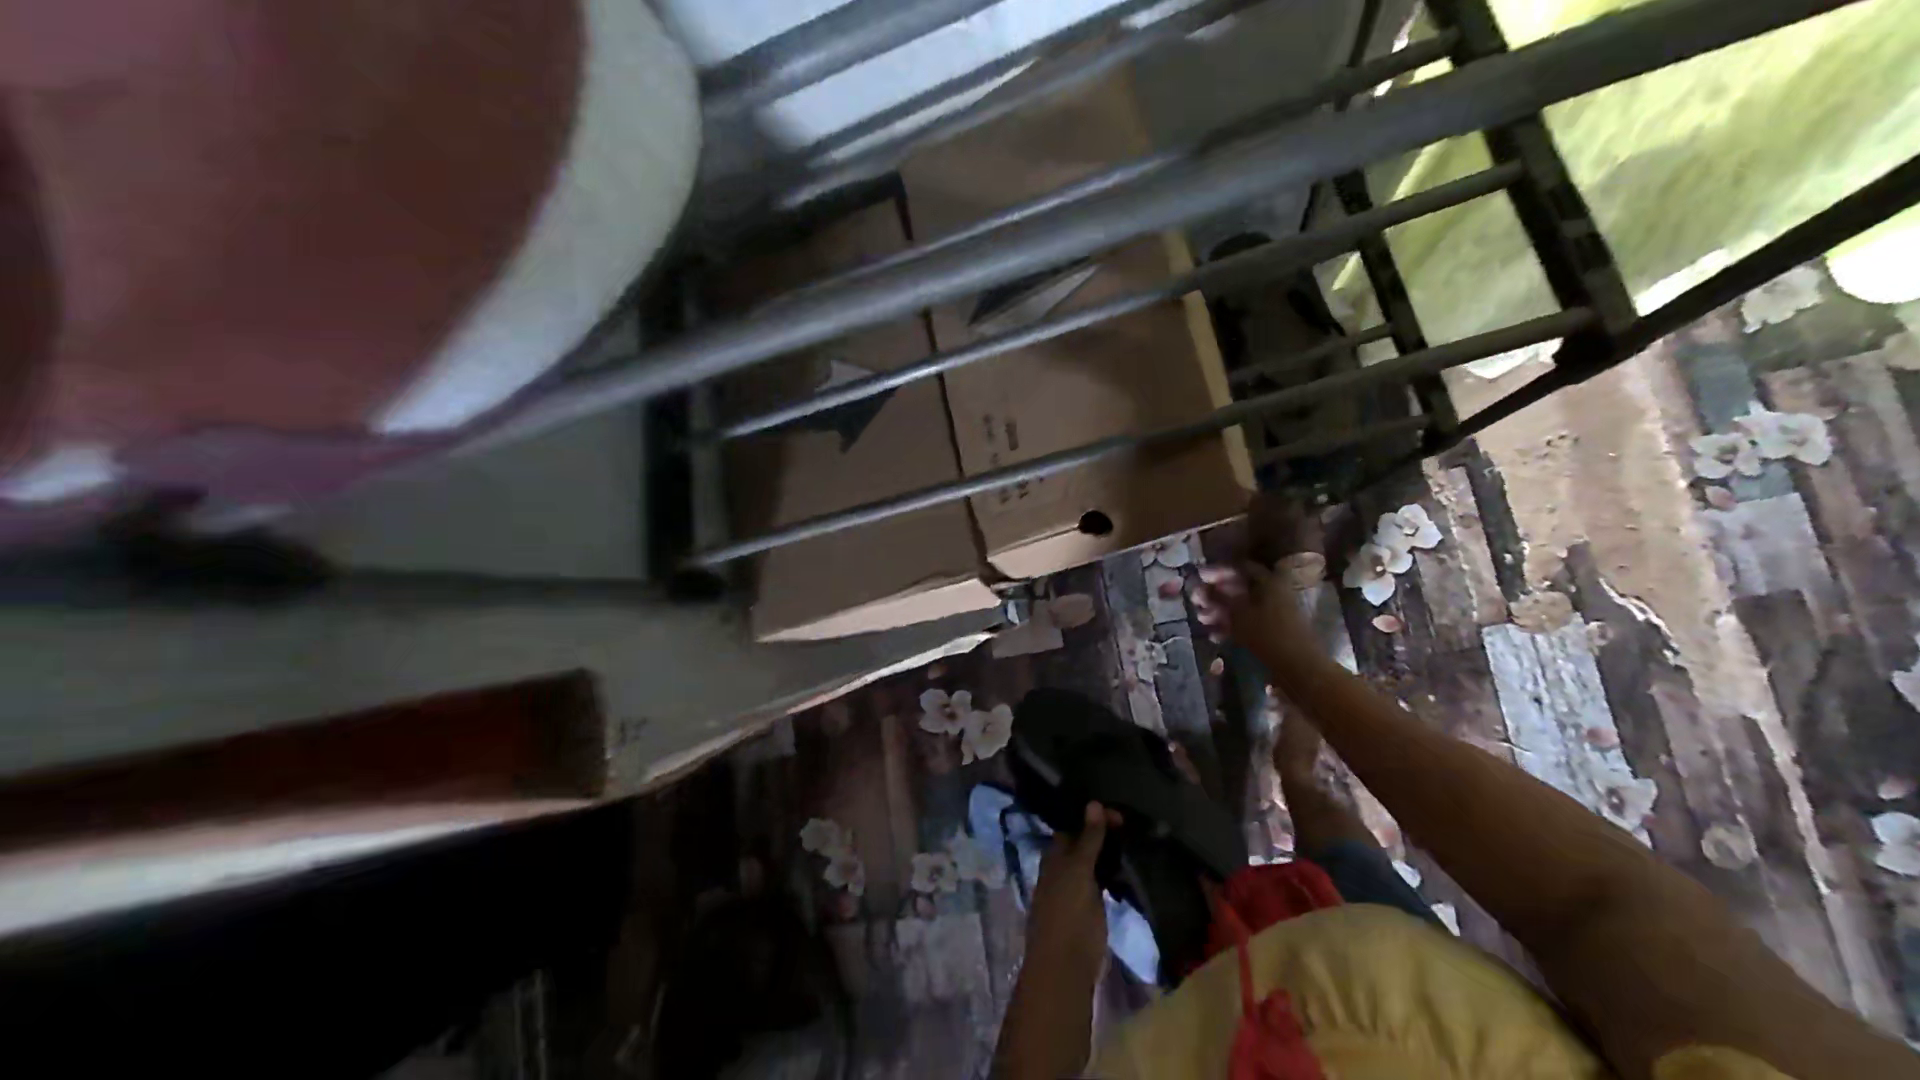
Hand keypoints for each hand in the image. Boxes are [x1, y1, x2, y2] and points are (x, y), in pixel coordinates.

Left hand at [1025, 802, 1119, 988]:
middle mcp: (1061, 870)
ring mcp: (1074, 891)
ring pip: (1092, 864)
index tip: (1120, 816)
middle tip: (1132, 827)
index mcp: (1054, 857)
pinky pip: (1100, 884)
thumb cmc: (1068, 915)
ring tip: (1135, 844)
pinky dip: (1112, 875)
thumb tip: (1093, 803)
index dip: (1092, 818)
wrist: (1064, 967)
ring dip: (1109, 855)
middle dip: (1102, 835)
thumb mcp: (1079, 872)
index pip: (1073, 827)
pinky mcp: (1088, 911)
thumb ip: (1088, 840)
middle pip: (1082, 845)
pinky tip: (1128, 872)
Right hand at [1193, 562, 1311, 663]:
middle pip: (1240, 587)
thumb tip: (1200, 586)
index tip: (1200, 578)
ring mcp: (1274, 610)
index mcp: (1269, 580)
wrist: (1298, 667)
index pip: (1240, 567)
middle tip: (1197, 602)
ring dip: (1221, 611)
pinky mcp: (1273, 629)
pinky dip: (1232, 625)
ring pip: (1242, 605)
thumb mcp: (1237, 614)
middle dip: (1216, 594)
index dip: (1218, 571)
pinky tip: (1214, 635)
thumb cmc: (1267, 634)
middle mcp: (1273, 591)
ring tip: (1202, 620)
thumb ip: (1217, 598)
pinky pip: (1249, 620)